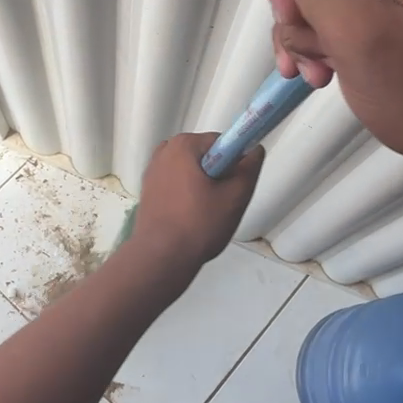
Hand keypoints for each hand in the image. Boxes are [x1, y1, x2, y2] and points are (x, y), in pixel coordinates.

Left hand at [123, 133, 262, 283]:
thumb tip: (254, 150)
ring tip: (206, 213)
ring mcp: (153, 170)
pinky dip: (186, 195)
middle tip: (223, 203)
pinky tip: (190, 217)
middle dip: (218, 175)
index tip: (235, 187)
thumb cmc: (199, 225)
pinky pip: (177, 184)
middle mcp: (165, 151)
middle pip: (206, 156)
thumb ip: (249, 168)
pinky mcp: (147, 190)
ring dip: (202, 186)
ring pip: (191, 171)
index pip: (222, 143)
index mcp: (184, 145)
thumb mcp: (235, 197)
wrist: (160, 258)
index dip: (234, 164)